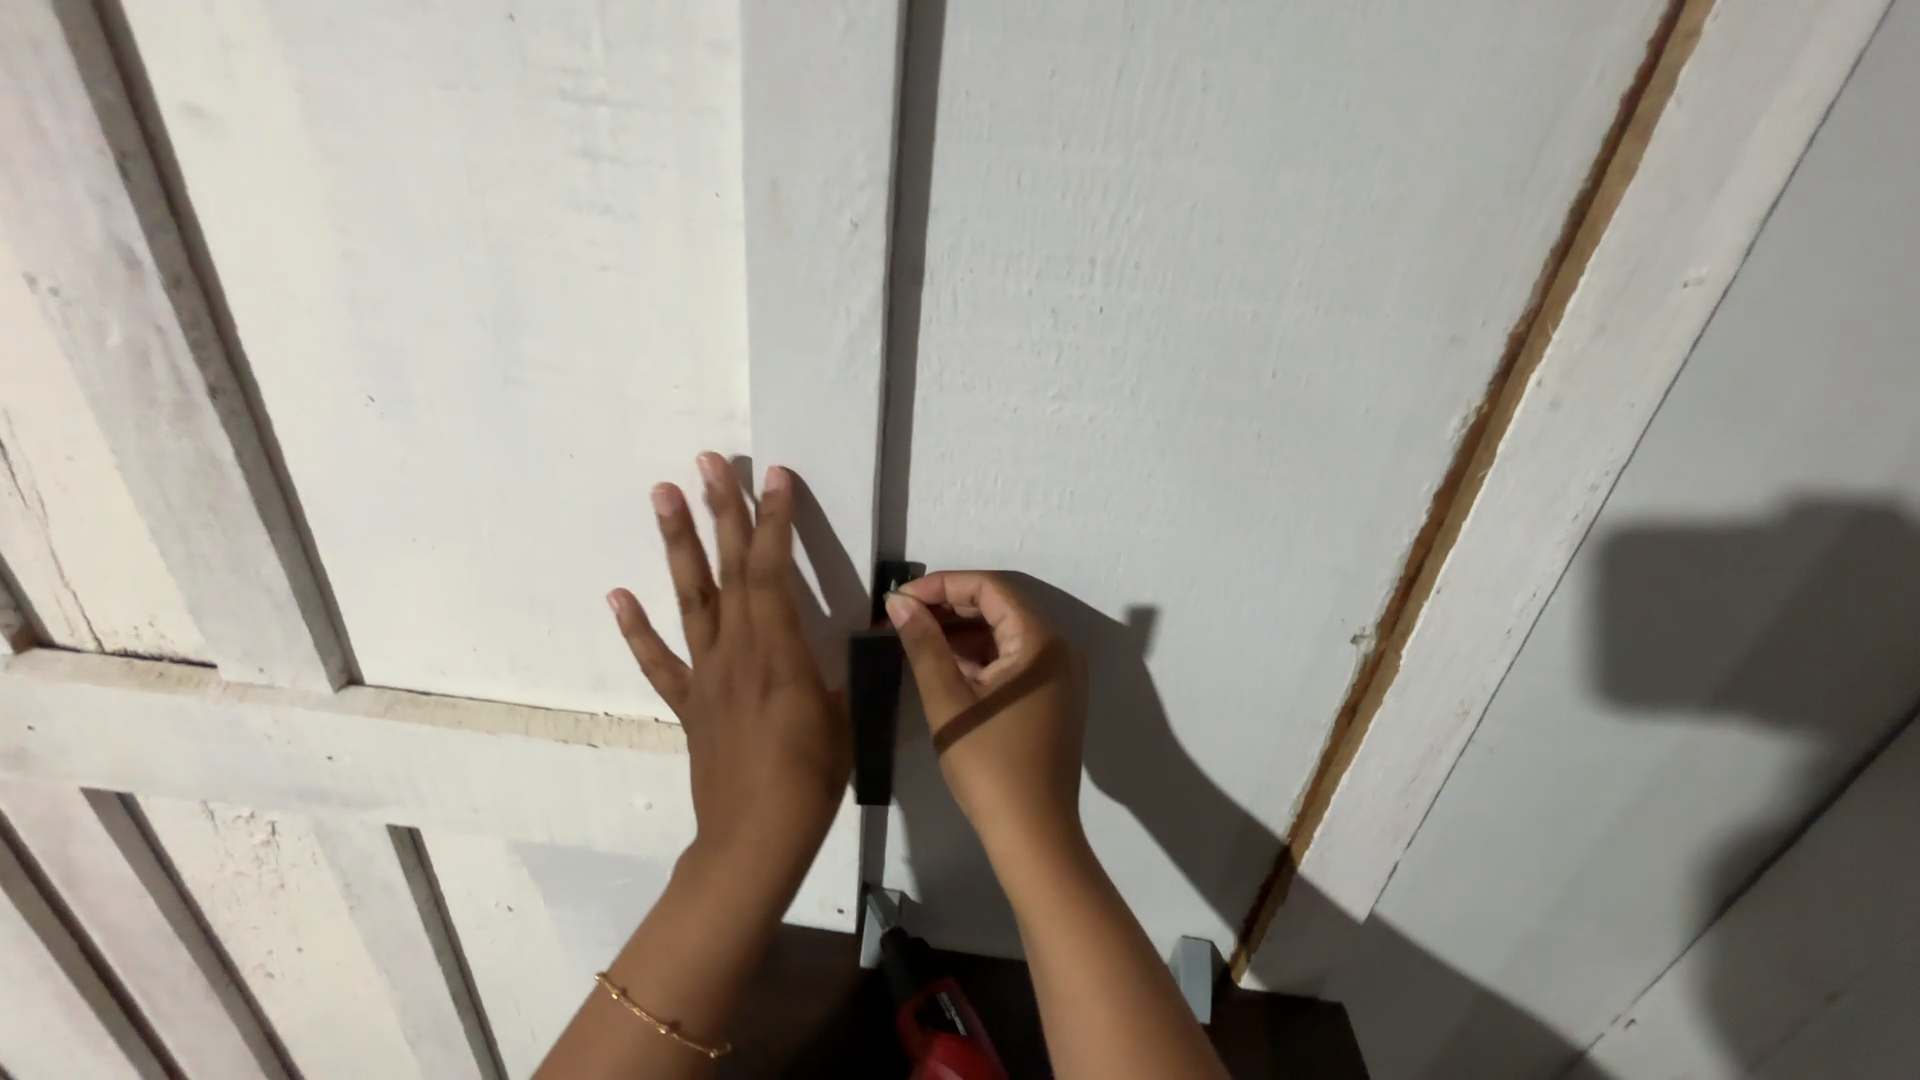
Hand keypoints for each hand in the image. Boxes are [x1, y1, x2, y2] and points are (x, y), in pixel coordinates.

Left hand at [607, 453, 849, 889]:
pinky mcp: (688, 702)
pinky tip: (617, 593)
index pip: (772, 572)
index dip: (772, 521)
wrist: (754, 840)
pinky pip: (659, 660)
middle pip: (728, 570)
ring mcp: (705, 674)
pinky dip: (636, 627)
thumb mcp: (842, 719)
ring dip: (678, 544)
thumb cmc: (811, 780)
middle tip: (707, 461)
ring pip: (690, 599)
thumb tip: (840, 643)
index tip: (772, 475)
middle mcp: (736, 651)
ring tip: (663, 494)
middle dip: (721, 510)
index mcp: (779, 652)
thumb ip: (834, 672)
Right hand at [885, 572, 1085, 857]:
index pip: (990, 588)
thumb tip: (900, 602)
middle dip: (949, 607)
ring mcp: (1059, 677)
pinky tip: (943, 666)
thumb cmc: (989, 765)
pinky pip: (1014, 662)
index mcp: (1041, 642)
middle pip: (1001, 607)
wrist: (1033, 834)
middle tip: (902, 616)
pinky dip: (979, 658)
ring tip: (914, 638)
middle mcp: (1058, 650)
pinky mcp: (1052, 700)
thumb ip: (924, 644)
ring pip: (1005, 636)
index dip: (942, 585)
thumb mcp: (948, 700)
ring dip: (961, 633)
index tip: (900, 598)